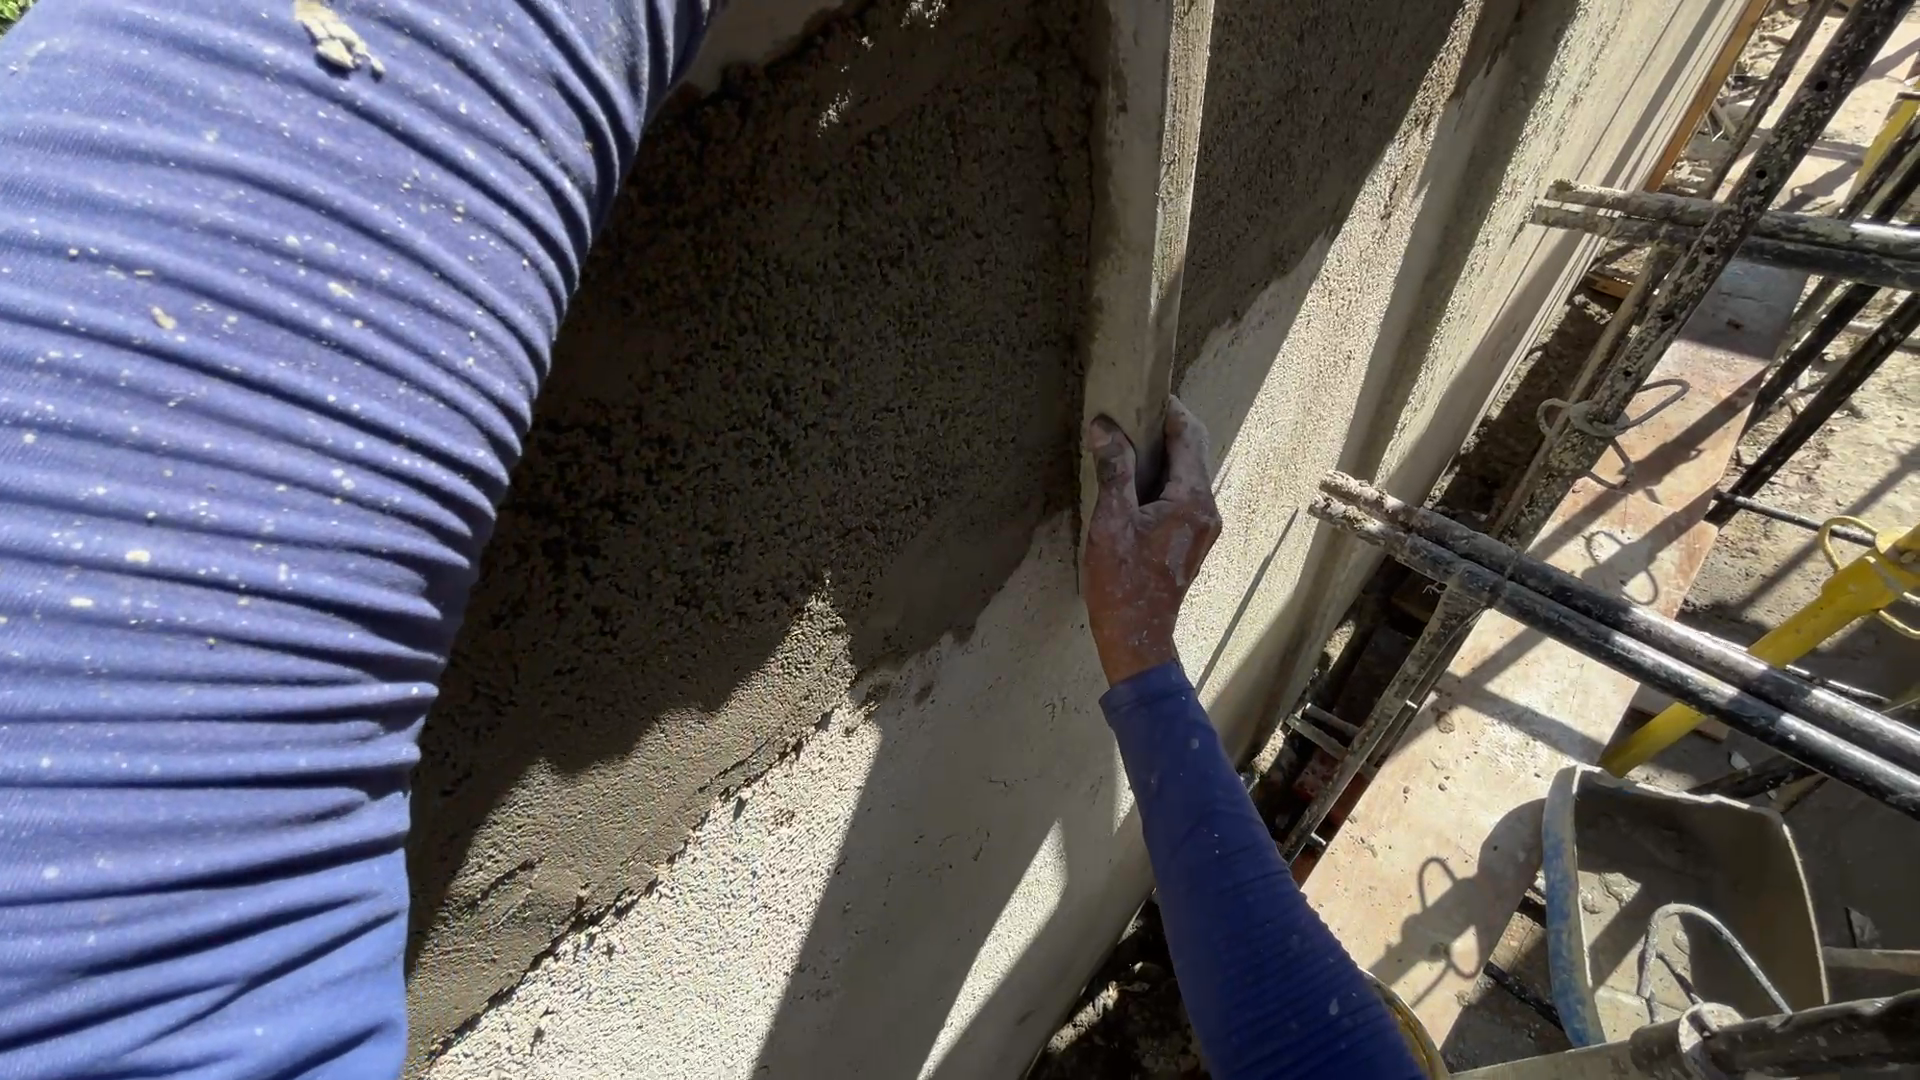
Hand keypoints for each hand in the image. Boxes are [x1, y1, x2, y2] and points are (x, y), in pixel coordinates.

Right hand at [1083, 396, 1221, 684]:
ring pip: (1187, 474)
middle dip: (1166, 428)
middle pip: (1193, 452)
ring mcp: (1202, 527)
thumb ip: (1112, 470)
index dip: (1169, 409)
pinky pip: (1182, 495)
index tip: (1145, 392)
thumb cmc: (1122, 582)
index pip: (1188, 436)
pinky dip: (1162, 478)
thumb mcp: (1111, 521)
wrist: (1137, 635)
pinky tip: (1135, 482)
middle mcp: (1206, 509)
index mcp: (1192, 499)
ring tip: (1127, 443)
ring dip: (1162, 454)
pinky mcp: (1190, 540)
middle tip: (1132, 412)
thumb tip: (1105, 427)